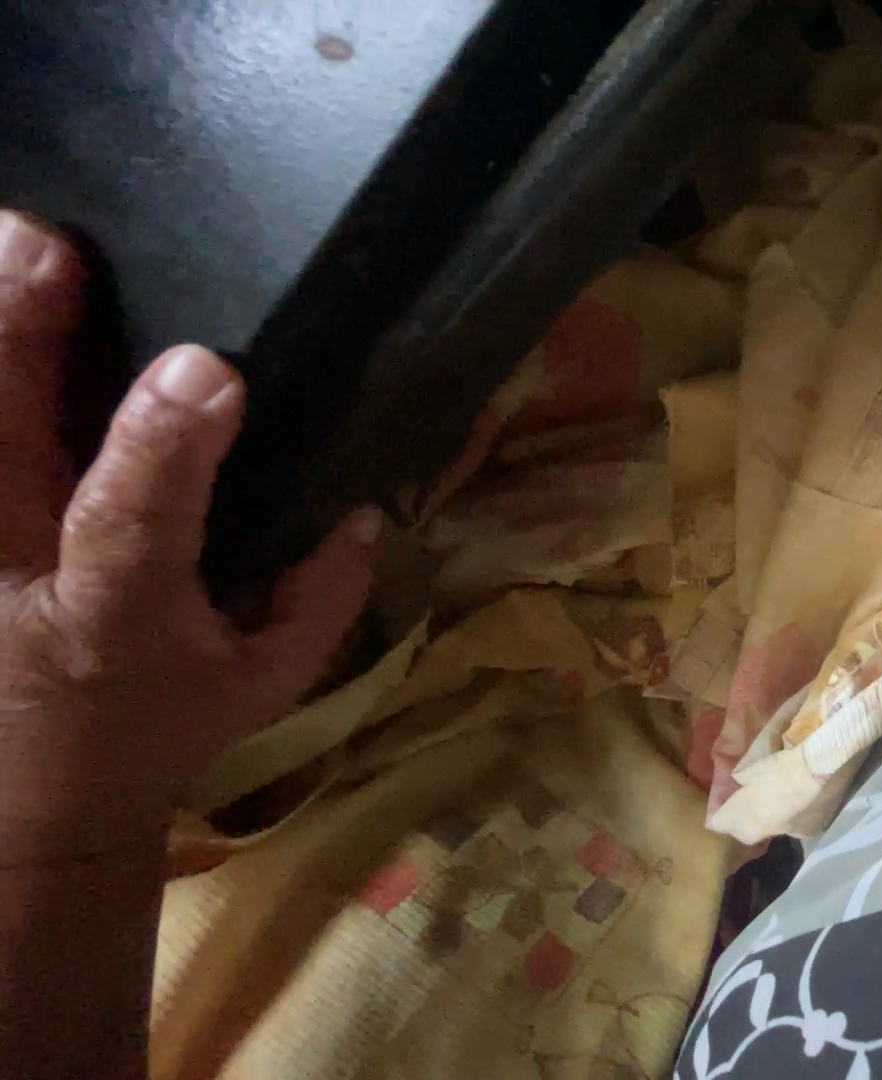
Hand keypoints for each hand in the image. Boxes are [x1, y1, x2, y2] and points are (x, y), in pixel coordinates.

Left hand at [0, 211, 379, 862]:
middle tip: (42, 245)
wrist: (22, 797)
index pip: (134, 523)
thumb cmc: (166, 728)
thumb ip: (327, 597)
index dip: (163, 446)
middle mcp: (3, 579)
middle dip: (14, 340)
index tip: (206, 368)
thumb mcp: (276, 679)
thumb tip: (361, 512)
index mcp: (117, 618)